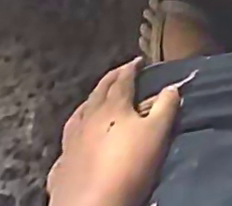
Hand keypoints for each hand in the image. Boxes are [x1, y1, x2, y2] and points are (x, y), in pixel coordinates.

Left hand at [47, 58, 181, 205]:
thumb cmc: (127, 167)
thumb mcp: (157, 132)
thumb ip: (166, 106)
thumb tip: (171, 87)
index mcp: (112, 107)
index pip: (122, 80)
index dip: (131, 68)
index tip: (139, 61)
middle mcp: (88, 120)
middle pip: (98, 93)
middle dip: (111, 79)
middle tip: (121, 72)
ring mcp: (70, 146)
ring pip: (78, 116)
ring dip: (89, 103)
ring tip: (96, 100)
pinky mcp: (60, 171)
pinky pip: (67, 146)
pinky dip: (75, 136)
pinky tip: (76, 143)